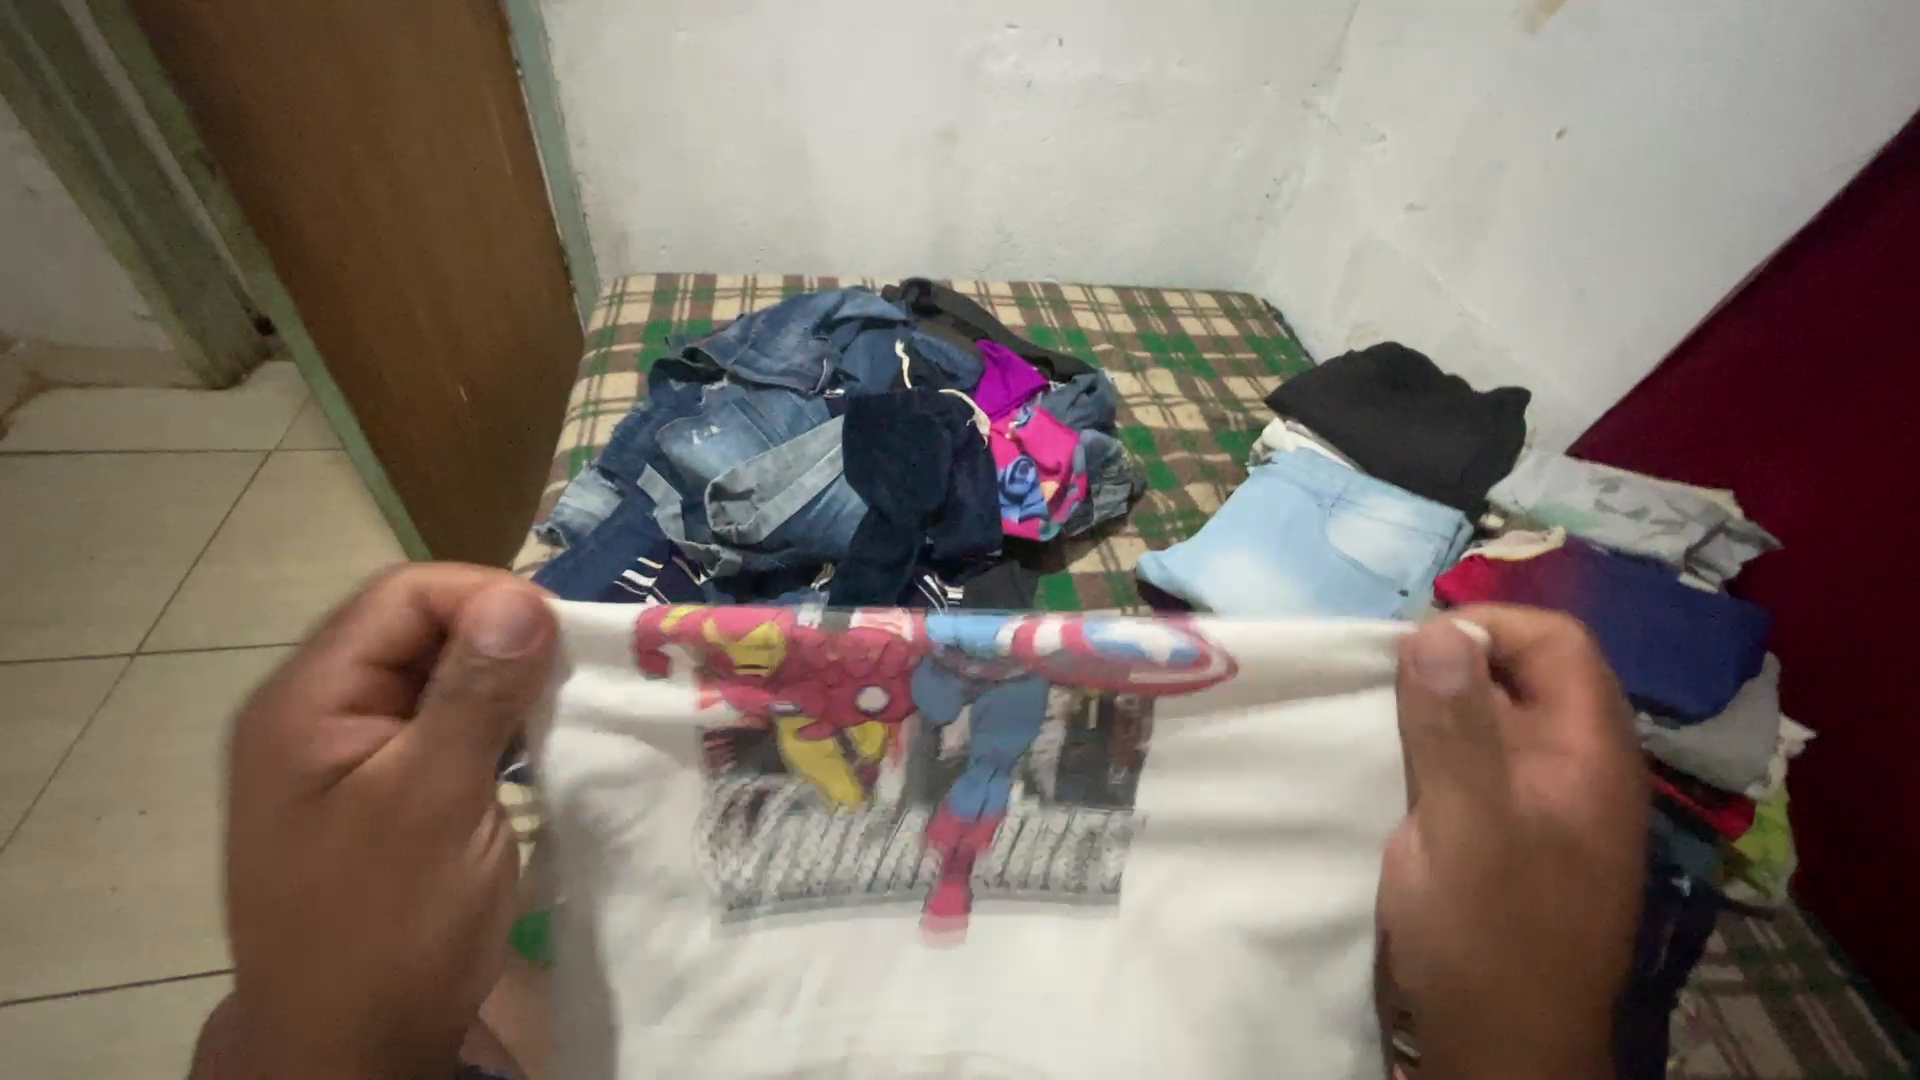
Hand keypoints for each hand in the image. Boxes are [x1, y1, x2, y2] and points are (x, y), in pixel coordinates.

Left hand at [223, 564, 556, 1079]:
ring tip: (567, 698)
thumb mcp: (437, 801)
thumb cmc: (389, 925)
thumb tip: (523, 597)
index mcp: (309, 702)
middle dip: (506, 632)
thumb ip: (475, 693)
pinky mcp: (399, 774)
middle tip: (572, 670)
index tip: (560, 638)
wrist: (354, 1043)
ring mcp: (362, 744)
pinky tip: (544, 730)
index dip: (486, 597)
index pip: (403, 596)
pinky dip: (507, 709)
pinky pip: (457, 711)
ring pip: (448, 665)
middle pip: (424, 623)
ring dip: (513, 672)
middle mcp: (327, 708)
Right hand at [1381, 606, 1647, 1079]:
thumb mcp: (1467, 830)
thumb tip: (1438, 629)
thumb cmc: (1488, 938)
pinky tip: (1379, 757)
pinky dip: (1419, 739)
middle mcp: (1567, 766)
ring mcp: (1531, 796)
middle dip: (1444, 663)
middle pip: (1517, 672)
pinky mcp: (1494, 821)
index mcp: (1587, 757)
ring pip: (1482, 712)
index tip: (1410, 651)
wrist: (1495, 1044)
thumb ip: (1455, 730)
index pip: (1556, 644)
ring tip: (1368, 717)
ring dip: (1425, 703)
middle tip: (1377, 686)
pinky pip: (1461, 752)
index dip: (1486, 627)